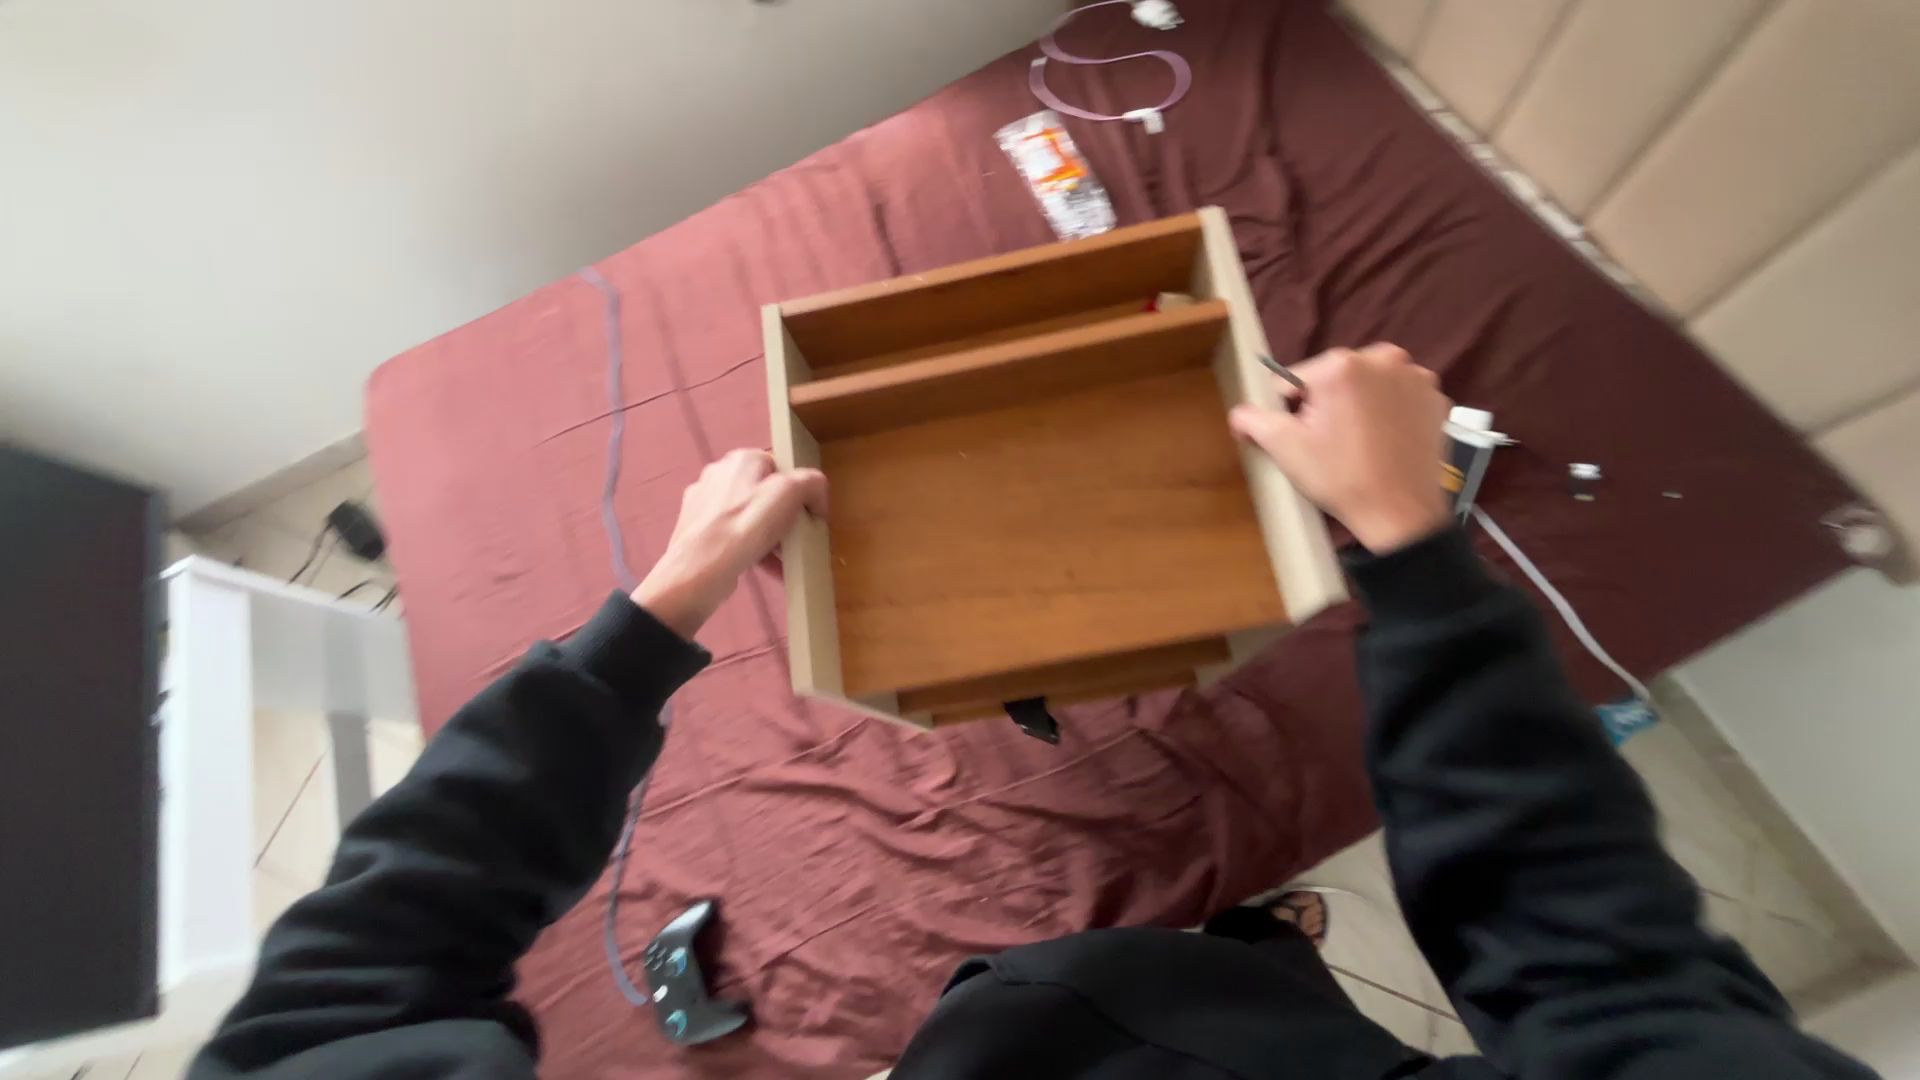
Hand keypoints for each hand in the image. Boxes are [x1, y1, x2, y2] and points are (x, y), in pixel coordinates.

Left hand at [632, 449, 826, 638]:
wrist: (698, 572)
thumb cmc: (746, 527)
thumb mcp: (789, 494)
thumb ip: (811, 483)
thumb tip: (817, 494)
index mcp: (741, 459)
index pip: (781, 467)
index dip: (800, 490)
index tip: (809, 514)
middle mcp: (719, 474)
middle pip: (766, 493)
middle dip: (786, 517)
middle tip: (799, 538)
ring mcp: (705, 502)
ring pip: (751, 516)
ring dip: (774, 537)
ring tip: (787, 560)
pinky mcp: (698, 530)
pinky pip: (736, 535)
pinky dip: (755, 550)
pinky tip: (770, 569)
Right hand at [1229, 343, 1451, 553]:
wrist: (1399, 512)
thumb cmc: (1339, 476)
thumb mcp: (1283, 447)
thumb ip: (1252, 420)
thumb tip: (1239, 413)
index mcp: (1341, 366)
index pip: (1292, 381)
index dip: (1287, 411)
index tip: (1296, 438)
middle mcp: (1383, 359)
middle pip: (1330, 379)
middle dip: (1323, 405)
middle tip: (1326, 442)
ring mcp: (1415, 377)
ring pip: (1364, 385)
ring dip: (1354, 405)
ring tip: (1354, 442)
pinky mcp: (1435, 397)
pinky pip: (1395, 396)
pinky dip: (1385, 412)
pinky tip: (1381, 440)